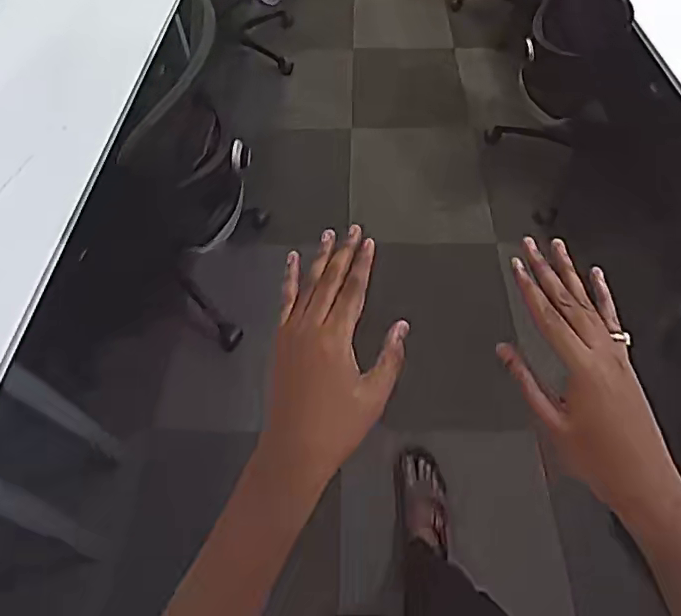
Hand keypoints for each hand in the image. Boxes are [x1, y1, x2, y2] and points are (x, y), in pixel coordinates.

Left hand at [262, 225, 407, 490]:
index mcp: (336, 337)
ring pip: (308, 285)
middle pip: (331, 280)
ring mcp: (291, 332)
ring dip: (319, 258)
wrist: (292, 451)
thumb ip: (390, 356)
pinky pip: (285, 301)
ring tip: (327, 235)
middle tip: (353, 229)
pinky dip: (289, 279)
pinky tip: (292, 262)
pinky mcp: (279, 341)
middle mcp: (311, 327)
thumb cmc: (336, 426)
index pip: (353, 290)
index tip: (368, 243)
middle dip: (344, 252)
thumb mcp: (374, 394)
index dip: (362, 264)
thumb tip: (400, 326)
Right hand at [498, 238, 680, 520]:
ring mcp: (616, 354)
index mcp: (582, 368)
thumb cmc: (601, 461)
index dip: (530, 289)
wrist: (647, 481)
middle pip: (568, 301)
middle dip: (546, 270)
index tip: (517, 266)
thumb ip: (526, 383)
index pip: (548, 317)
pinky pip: (611, 318)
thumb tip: (505, 353)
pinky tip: (596, 276)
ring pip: (588, 303)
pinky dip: (603, 295)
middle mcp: (601, 353)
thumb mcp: (554, 425)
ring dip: (571, 273)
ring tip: (558, 249)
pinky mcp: (625, 360)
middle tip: (530, 245)